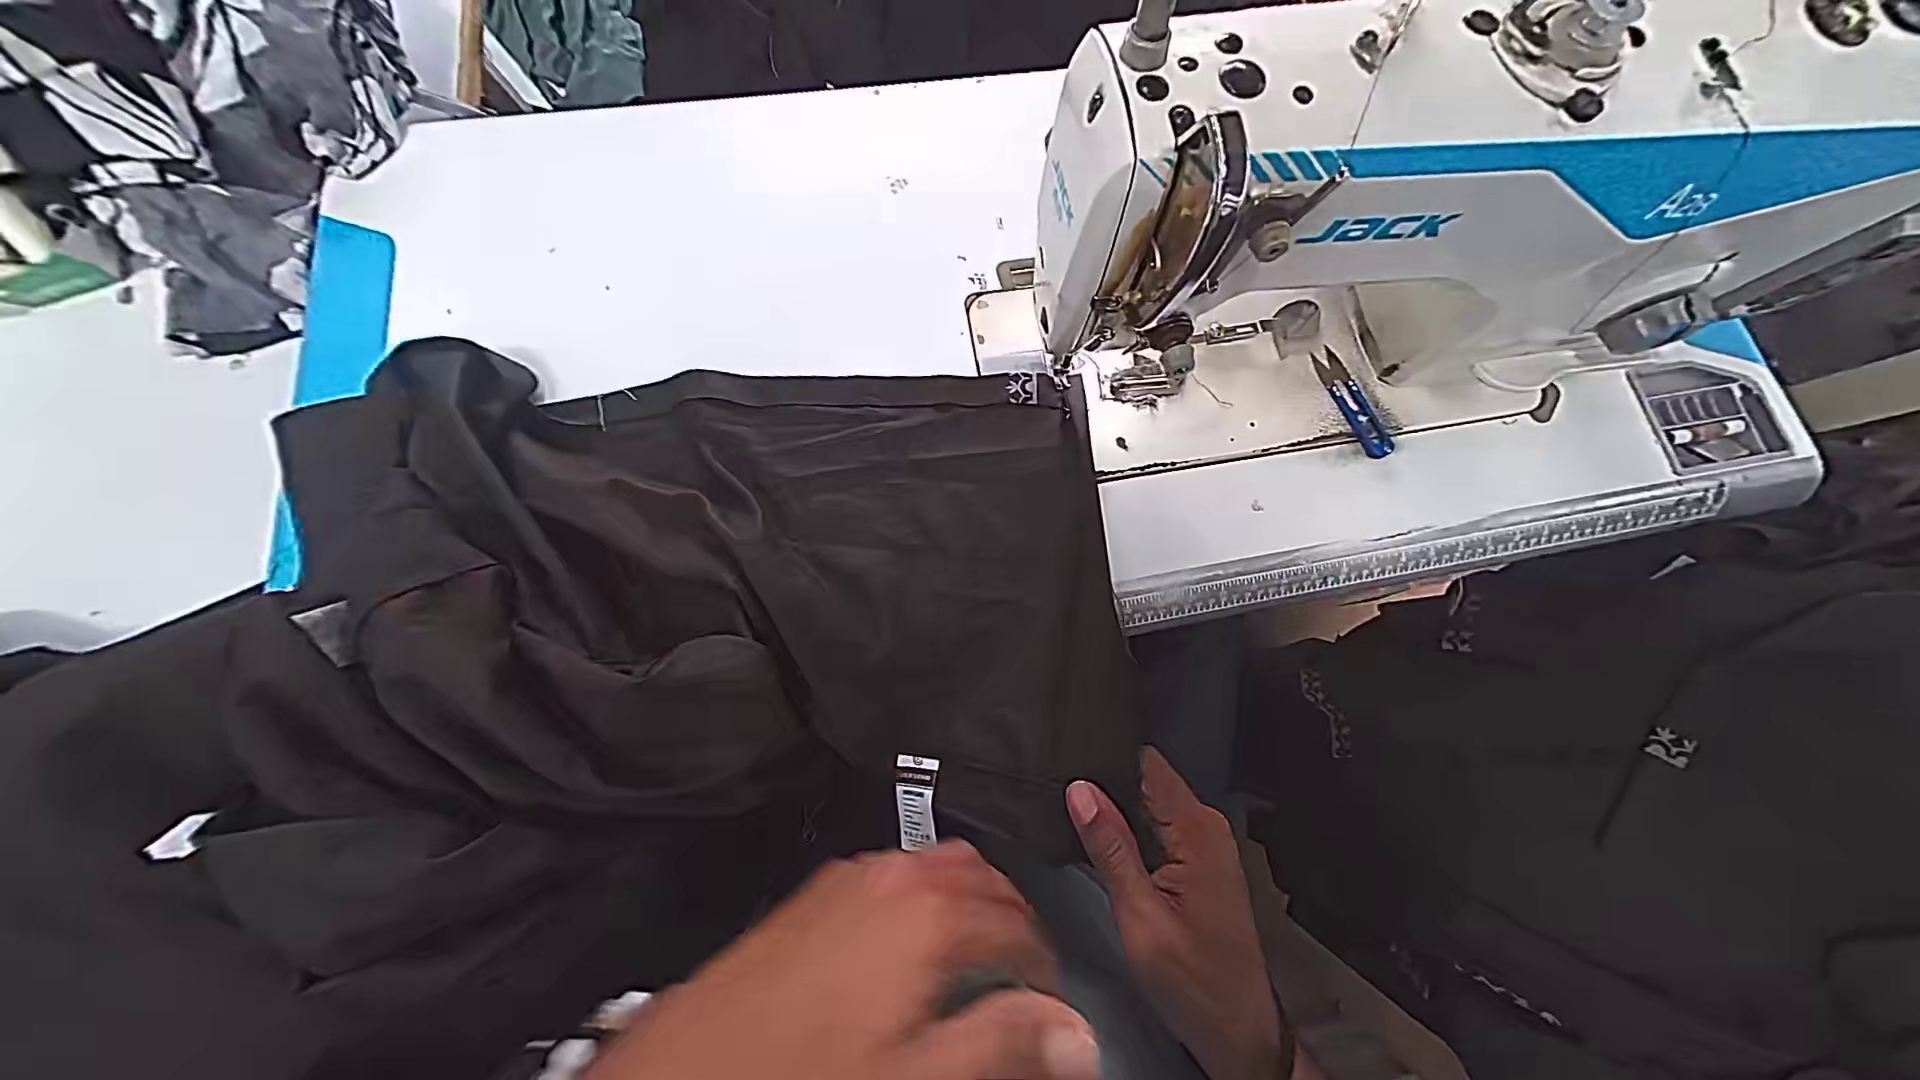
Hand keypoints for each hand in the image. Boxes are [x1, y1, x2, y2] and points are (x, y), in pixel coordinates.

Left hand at [584, 841, 1099, 1079]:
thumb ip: (1001, 1042)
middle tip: (1026, 963)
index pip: (1015, 922)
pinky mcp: (822, 889)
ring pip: (939, 863)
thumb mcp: (915, 1072)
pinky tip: (917, 935)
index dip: (1043, 961)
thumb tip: (1068, 1034)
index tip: (1050, 993)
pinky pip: (896, 869)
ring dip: (971, 897)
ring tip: (980, 945)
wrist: (687, 1067)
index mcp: (922, 917)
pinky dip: (927, 891)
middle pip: (983, 877)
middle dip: (1014, 916)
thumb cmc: (791, 1072)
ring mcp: (852, 877)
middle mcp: (890, 879)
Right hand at [1068, 749, 1291, 1079]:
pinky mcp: (1197, 859)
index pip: (1147, 763)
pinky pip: (1156, 824)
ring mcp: (1204, 842)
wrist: (1240, 1035)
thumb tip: (1078, 789)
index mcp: (1197, 829)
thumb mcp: (1140, 916)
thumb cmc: (1193, 981)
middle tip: (1057, 783)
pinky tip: (1097, 831)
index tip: (1067, 750)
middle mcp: (1205, 825)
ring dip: (1114, 803)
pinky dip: (1128, 826)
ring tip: (1069, 801)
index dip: (1107, 753)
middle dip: (1105, 779)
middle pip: (1147, 778)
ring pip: (1149, 801)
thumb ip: (1110, 847)